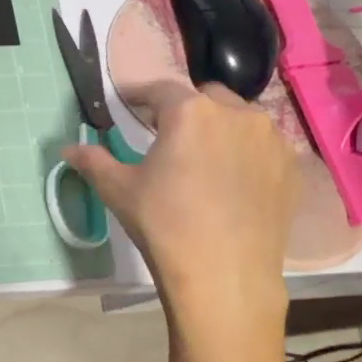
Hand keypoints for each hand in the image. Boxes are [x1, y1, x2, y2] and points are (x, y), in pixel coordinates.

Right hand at [63, 83, 297, 324]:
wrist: (224, 272)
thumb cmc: (163, 223)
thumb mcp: (118, 190)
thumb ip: (93, 161)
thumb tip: (69, 148)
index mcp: (190, 112)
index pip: (160, 89)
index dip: (141, 95)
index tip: (129, 104)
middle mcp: (237, 114)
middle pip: (206, 97)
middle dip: (186, 110)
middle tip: (167, 137)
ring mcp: (272, 139)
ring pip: (240, 120)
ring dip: (219, 130)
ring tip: (203, 161)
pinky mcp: (292, 167)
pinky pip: (264, 148)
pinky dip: (245, 156)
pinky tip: (232, 184)